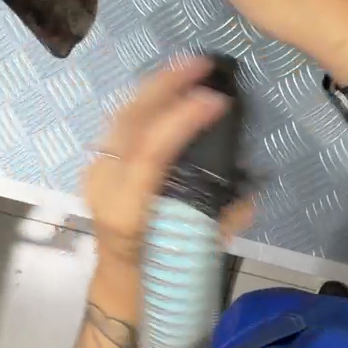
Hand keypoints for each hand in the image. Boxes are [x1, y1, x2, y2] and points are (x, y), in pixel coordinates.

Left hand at [83, 57, 251, 315]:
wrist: (120, 282)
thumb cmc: (160, 272)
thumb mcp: (195, 253)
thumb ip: (221, 222)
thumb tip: (250, 195)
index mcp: (126, 211)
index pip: (150, 153)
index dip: (182, 121)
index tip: (214, 100)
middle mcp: (105, 187)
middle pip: (128, 122)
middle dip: (164, 86)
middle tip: (200, 65)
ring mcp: (96, 175)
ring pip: (120, 117)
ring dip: (154, 87)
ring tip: (185, 68)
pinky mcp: (97, 167)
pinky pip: (119, 124)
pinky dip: (143, 102)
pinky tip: (166, 91)